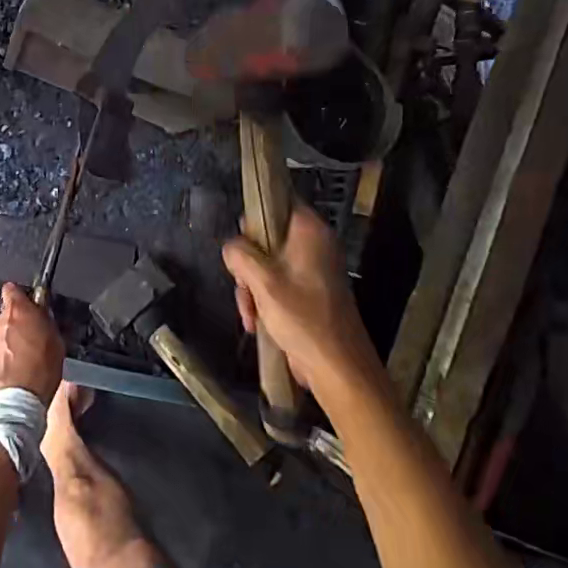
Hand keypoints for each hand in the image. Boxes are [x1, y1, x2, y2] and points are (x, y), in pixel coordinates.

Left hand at [0, 283, 63, 402]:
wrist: (15, 404)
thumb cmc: (40, 372)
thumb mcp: (57, 342)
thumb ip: (46, 322)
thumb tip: (43, 315)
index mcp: (18, 312)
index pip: (12, 290)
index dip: (20, 296)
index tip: (28, 302)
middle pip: (6, 317)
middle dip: (17, 325)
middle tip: (33, 340)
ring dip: (8, 345)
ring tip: (24, 363)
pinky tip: (13, 375)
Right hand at [221, 207, 379, 397]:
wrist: (336, 366)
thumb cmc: (303, 318)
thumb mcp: (263, 283)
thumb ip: (241, 256)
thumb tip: (231, 246)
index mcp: (310, 231)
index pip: (279, 200)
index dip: (255, 215)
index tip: (240, 238)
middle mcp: (313, 244)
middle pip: (267, 236)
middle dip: (249, 263)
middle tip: (244, 284)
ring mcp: (311, 269)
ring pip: (267, 263)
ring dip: (252, 287)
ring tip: (251, 313)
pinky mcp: (308, 292)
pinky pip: (277, 284)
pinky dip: (264, 300)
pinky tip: (257, 322)